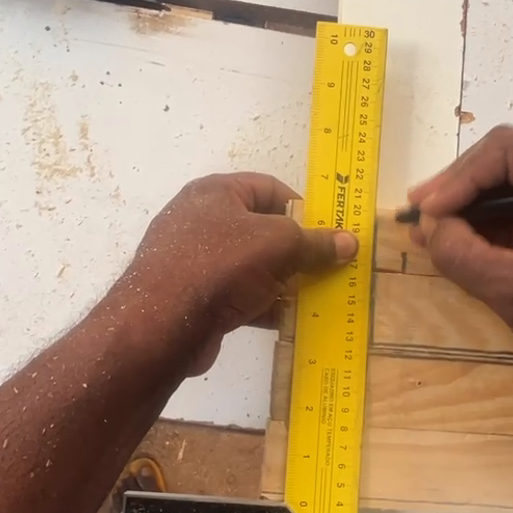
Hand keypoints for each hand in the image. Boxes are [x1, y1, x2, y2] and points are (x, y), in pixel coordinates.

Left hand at [110, 173, 358, 375]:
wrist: (162, 325)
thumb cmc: (220, 267)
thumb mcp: (279, 245)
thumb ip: (315, 242)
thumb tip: (349, 242)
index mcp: (216, 193)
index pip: (269, 188)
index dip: (302, 207)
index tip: (327, 232)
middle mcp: (201, 221)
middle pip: (260, 229)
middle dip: (295, 250)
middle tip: (325, 268)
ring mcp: (194, 261)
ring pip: (250, 266)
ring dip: (282, 282)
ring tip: (312, 297)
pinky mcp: (193, 297)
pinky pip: (237, 295)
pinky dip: (261, 305)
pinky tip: (285, 320)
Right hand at [407, 126, 512, 376]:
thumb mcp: (510, 289)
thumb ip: (462, 253)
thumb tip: (428, 223)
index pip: (508, 151)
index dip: (459, 176)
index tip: (428, 209)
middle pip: (504, 162)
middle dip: (457, 188)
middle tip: (418, 214)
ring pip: (506, 185)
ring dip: (465, 206)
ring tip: (426, 230)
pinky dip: (483, 223)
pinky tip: (453, 239)